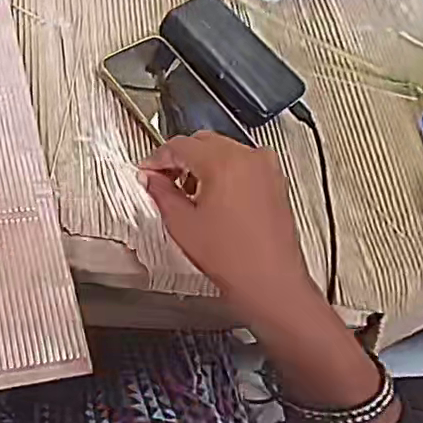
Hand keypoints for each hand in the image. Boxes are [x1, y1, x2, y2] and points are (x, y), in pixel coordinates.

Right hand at [138, 132, 320, 320]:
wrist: (269, 280)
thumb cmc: (234, 258)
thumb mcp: (181, 223)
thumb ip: (161, 193)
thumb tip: (152, 179)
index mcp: (223, 163)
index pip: (180, 146)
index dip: (157, 158)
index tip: (147, 170)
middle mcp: (249, 158)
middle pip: (202, 142)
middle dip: (179, 158)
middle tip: (161, 178)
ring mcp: (265, 168)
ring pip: (222, 150)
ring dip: (200, 164)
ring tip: (185, 191)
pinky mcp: (274, 181)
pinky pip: (241, 163)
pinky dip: (222, 171)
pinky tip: (209, 197)